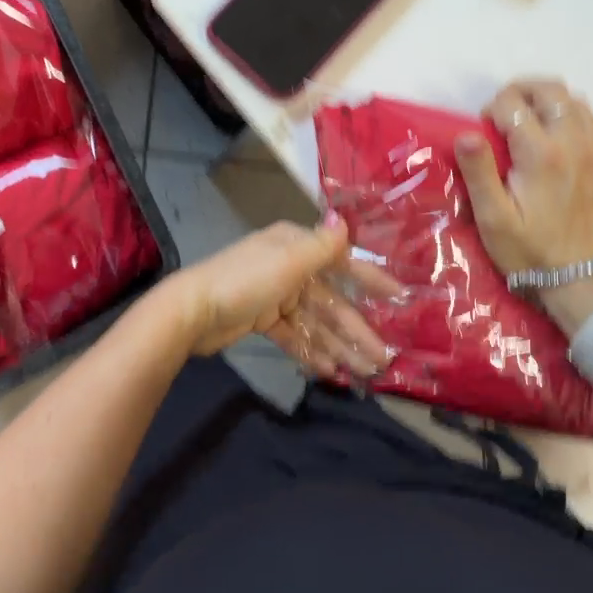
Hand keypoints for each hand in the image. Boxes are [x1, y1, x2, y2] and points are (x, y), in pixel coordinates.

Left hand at [166, 220, 396, 379]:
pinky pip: (294, 334)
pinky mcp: (262, 320)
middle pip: (330, 299)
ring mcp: (274, 294)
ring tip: (364, 371)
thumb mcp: (288, 261)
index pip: (341, 262)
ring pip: (314, 321)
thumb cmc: (245, 281)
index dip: (371, 280)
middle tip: (384, 357)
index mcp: (294, 245)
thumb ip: (322, 246)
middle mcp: (287, 266)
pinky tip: (330, 370)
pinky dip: (311, 350)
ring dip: (339, 345)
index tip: (400, 298)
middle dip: (357, 328)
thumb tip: (344, 220)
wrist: (193, 311)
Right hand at [455, 80, 592, 330]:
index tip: (483, 129)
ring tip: (532, 118)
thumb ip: (479, 173)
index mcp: (539, 154)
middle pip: (549, 91)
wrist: (586, 284)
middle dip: (521, 91)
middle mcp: (573, 143)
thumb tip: (466, 134)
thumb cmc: (531, 253)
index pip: (511, 105)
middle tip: (504, 111)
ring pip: (577, 102)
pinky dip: (584, 116)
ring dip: (550, 101)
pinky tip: (570, 129)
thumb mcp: (493, 220)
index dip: (492, 108)